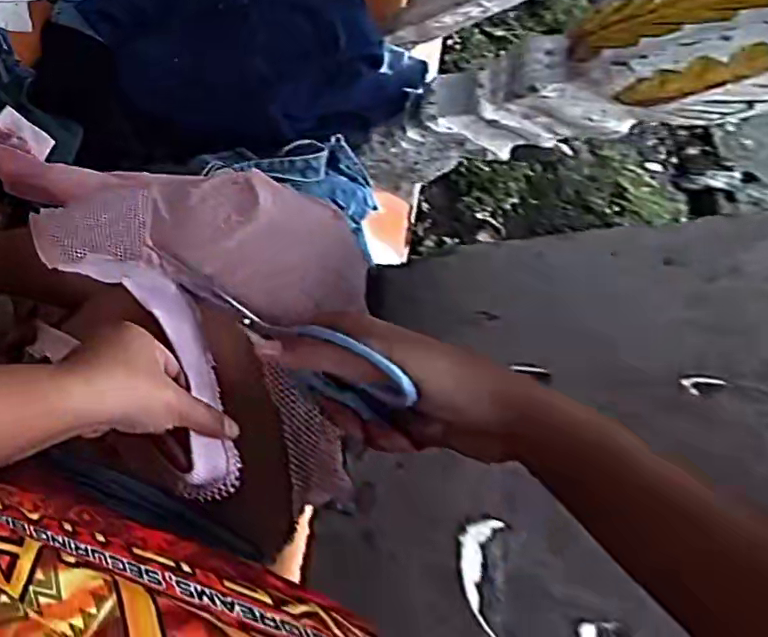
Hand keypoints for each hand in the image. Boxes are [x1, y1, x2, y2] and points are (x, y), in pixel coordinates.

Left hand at [57, 321, 238, 440]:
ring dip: (141, 414)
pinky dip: (119, 415)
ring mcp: (93, 359)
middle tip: (173, 431)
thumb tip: (233, 428)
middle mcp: (114, 339)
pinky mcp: (79, 380)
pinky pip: (109, 398)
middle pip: (150, 377)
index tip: (189, 418)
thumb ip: (205, 417)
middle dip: (162, 406)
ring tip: (152, 437)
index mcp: (139, 333)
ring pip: (128, 390)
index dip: (184, 394)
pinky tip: (125, 432)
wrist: (75, 401)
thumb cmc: (128, 391)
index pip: (172, 365)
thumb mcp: (175, 406)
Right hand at [265, 312, 560, 462]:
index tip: (297, 387)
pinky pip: (369, 428)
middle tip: (358, 418)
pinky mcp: (395, 410)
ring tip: (395, 431)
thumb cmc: (440, 378)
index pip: (297, 340)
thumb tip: (258, 346)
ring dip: (364, 427)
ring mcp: (378, 382)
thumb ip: (315, 356)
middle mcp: (358, 352)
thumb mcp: (372, 365)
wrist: (508, 419)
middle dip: (338, 408)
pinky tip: (411, 438)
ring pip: (343, 410)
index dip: (290, 363)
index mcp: (350, 330)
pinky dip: (386, 438)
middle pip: (318, 382)